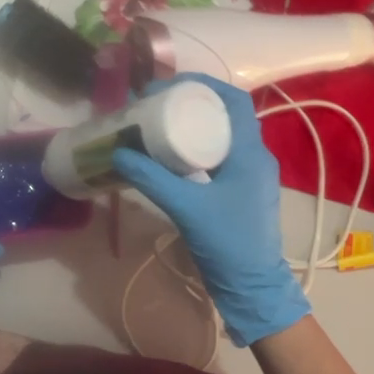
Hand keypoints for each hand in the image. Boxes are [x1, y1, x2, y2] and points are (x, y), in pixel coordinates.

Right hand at [111, 74, 309, 346]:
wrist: (253, 288)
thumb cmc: (227, 243)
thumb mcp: (186, 208)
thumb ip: (152, 179)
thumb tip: (118, 152)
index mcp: (250, 153)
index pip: (234, 101)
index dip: (204, 85)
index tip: (168, 86)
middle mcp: (254, 157)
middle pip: (224, 115)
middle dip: (190, 104)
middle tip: (154, 104)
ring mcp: (248, 175)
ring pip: (221, 136)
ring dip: (192, 126)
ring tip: (157, 124)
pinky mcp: (239, 191)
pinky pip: (218, 156)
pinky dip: (195, 148)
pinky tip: (169, 156)